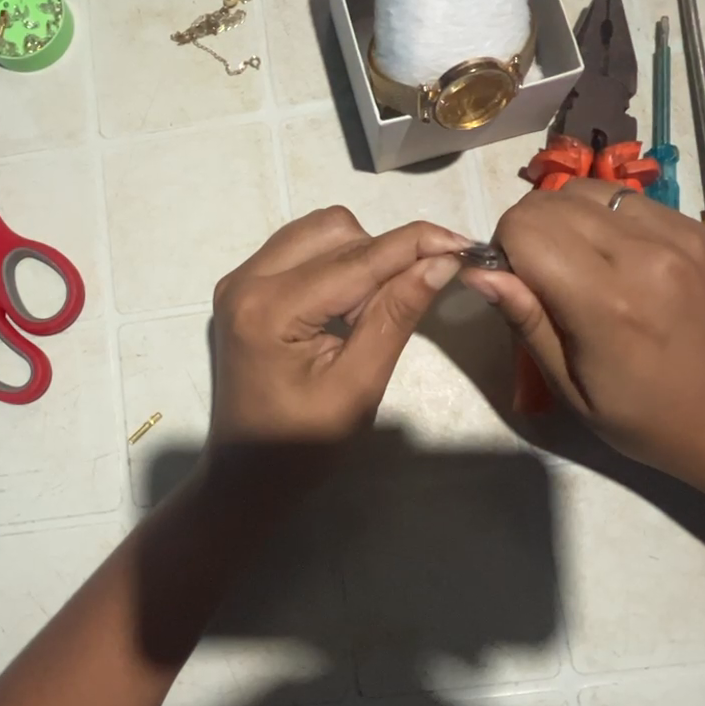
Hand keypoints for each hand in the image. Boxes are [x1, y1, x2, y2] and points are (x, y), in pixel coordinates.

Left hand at [209, 207, 469, 447]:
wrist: (248, 474)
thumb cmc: (304, 446)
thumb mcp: (358, 386)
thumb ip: (395, 316)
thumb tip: (441, 261)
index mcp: (269, 309)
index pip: (356, 259)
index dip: (415, 246)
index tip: (464, 244)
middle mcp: (246, 279)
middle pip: (334, 231)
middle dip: (382, 256)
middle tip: (399, 307)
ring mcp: (240, 279)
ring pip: (318, 232)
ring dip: (358, 256)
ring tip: (366, 314)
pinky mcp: (243, 285)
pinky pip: (300, 248)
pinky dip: (334, 264)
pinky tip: (342, 309)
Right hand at [460, 180, 704, 486]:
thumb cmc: (653, 420)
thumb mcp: (573, 389)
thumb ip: (526, 321)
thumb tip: (477, 271)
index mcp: (605, 300)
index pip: (523, 227)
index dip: (504, 251)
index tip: (516, 287)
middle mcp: (641, 251)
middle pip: (548, 200)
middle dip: (527, 231)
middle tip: (542, 278)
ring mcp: (677, 233)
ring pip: (587, 189)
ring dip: (564, 218)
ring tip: (579, 264)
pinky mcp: (699, 229)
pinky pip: (628, 199)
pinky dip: (605, 218)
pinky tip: (619, 260)